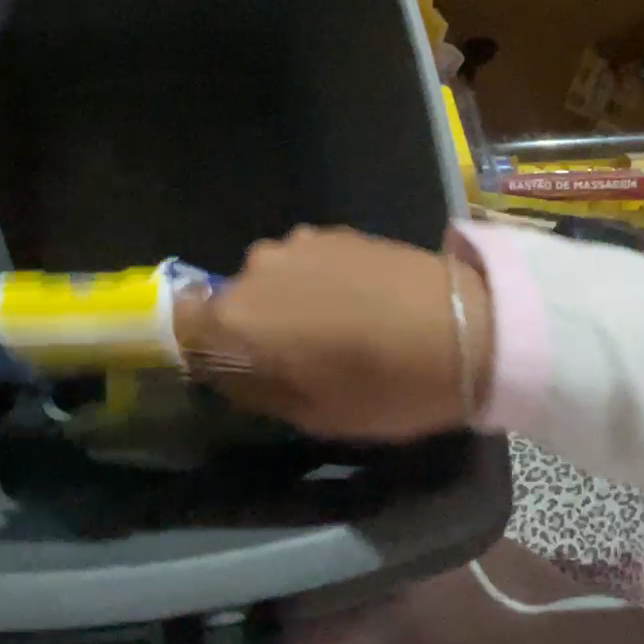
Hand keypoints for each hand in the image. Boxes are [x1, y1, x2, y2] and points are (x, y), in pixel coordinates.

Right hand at [174, 226, 493, 440]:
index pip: (181, 326)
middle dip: (251, 329)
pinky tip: (358, 301)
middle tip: (294, 358)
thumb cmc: (382, 387)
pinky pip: (304, 261)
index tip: (222, 366)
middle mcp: (254, 270)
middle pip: (230, 302)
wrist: (462, 326)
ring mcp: (294, 243)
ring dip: (287, 302)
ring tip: (336, 328)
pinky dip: (317, 281)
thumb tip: (227, 371)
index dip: (197, 347)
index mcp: (237, 320)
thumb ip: (254, 388)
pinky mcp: (332, 229)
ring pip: (270, 280)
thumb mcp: (311, 414)